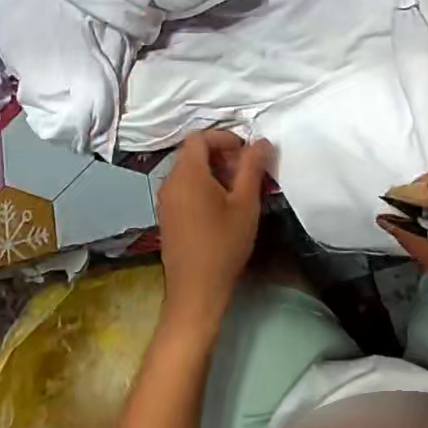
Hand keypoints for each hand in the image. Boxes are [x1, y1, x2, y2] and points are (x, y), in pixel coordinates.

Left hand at [155, 130, 271, 331]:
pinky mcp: (166, 215)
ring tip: (239, 192)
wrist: (196, 289)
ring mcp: (165, 199)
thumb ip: (252, 167)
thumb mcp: (245, 203)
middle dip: (221, 155)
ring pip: (188, 172)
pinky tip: (222, 209)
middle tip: (247, 173)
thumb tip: (262, 142)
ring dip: (213, 173)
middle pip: (193, 153)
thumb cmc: (223, 244)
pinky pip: (183, 188)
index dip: (224, 138)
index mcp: (187, 173)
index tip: (247, 154)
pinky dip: (202, 187)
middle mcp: (170, 181)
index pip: (199, 137)